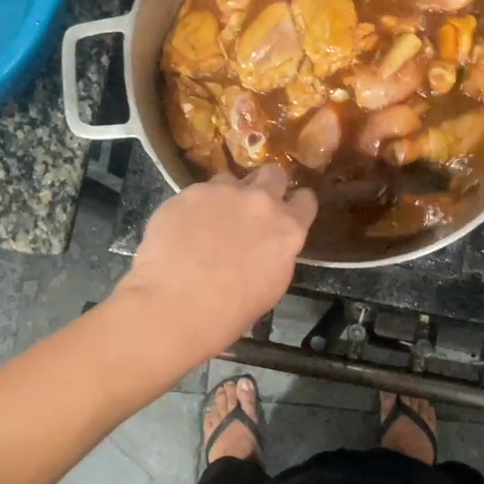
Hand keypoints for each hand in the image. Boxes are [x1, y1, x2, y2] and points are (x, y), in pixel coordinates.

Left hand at [118, 164, 317, 357]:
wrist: (177, 305)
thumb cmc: (230, 311)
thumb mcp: (272, 284)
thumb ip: (277, 251)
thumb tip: (268, 241)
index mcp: (287, 229)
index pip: (305, 200)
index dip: (296, 204)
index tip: (287, 209)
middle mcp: (260, 201)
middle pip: (273, 173)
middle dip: (266, 184)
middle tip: (251, 204)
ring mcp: (224, 192)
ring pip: (229, 179)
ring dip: (225, 195)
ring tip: (207, 220)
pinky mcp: (190, 192)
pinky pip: (196, 193)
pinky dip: (193, 207)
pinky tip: (181, 230)